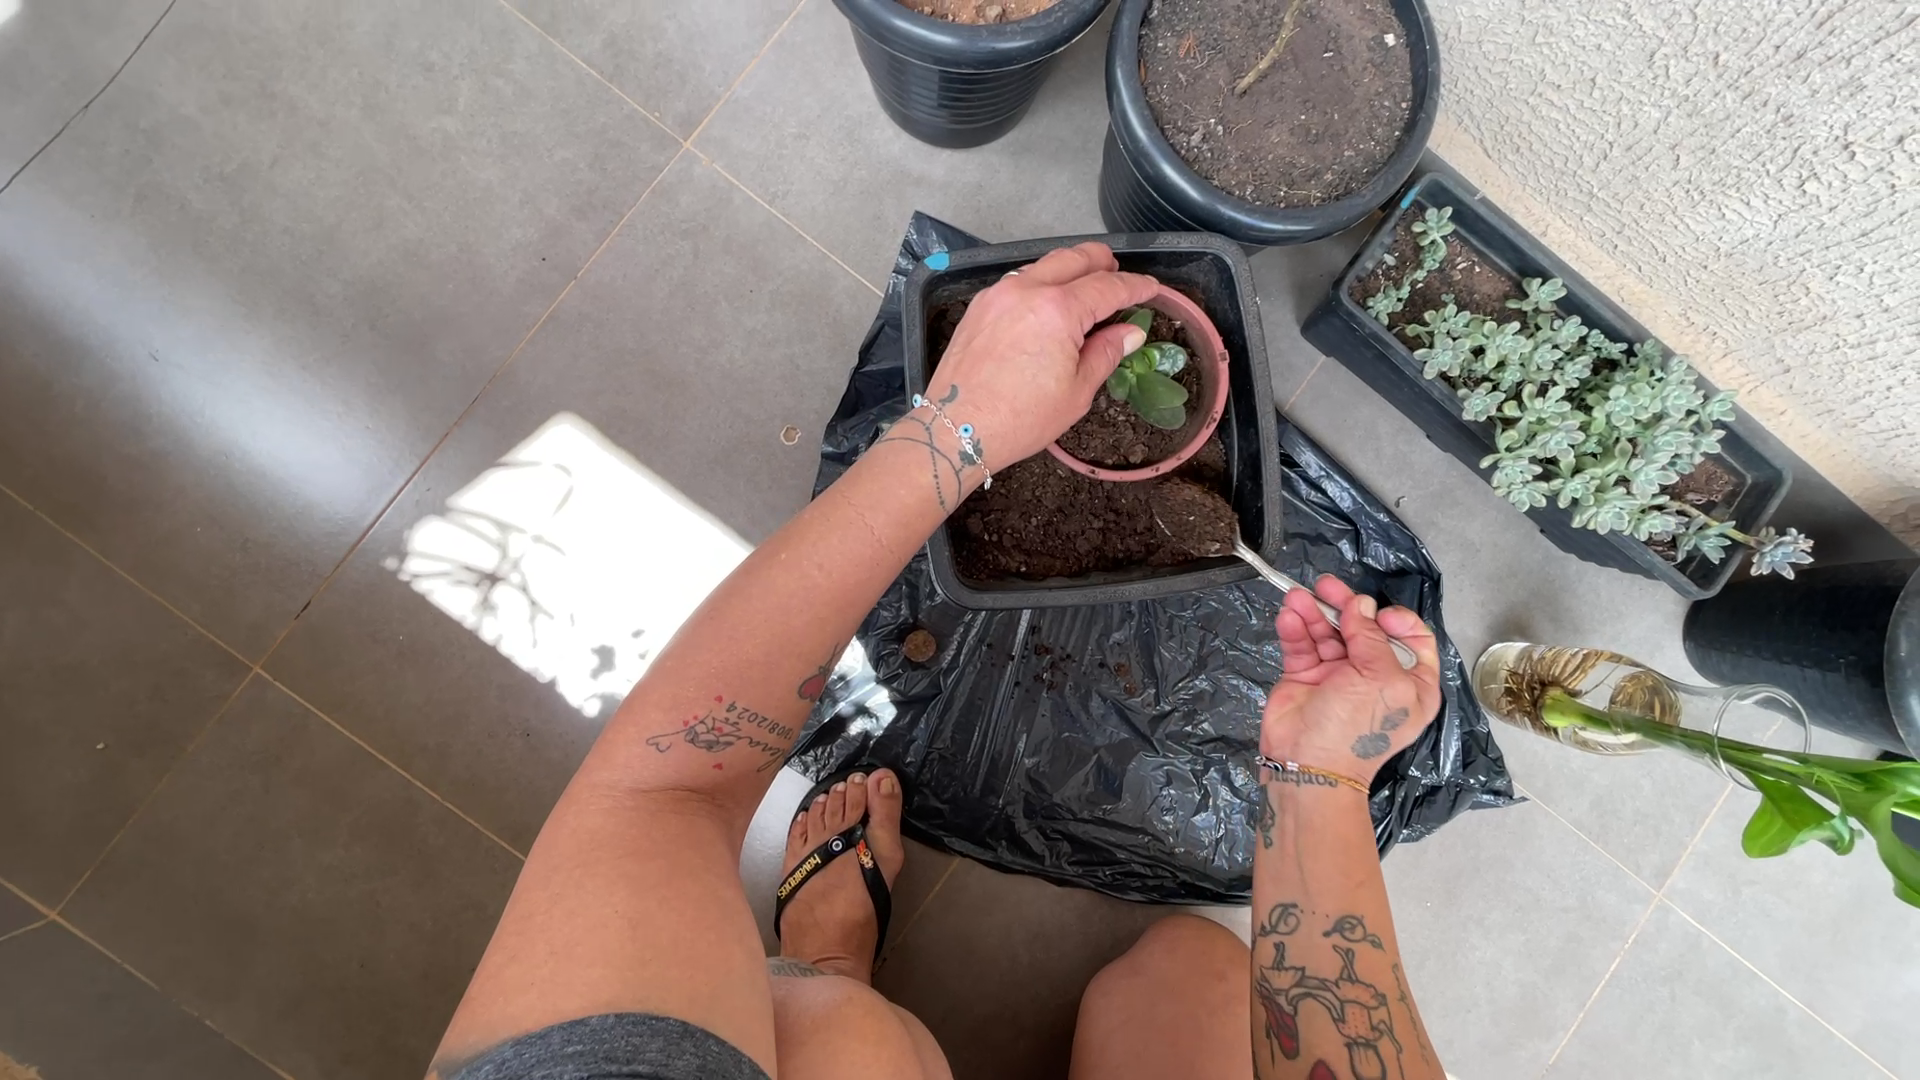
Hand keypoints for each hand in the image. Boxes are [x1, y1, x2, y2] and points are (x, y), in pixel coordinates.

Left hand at [924, 242, 1159, 469]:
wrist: (956, 430)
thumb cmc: (1018, 419)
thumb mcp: (1076, 393)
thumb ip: (1105, 354)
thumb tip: (1130, 333)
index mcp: (1058, 310)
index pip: (1107, 287)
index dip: (1134, 287)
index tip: (1150, 288)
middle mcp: (1026, 291)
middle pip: (1073, 259)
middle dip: (1101, 262)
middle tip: (1117, 272)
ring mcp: (998, 296)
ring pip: (1042, 266)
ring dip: (1068, 268)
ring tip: (1084, 284)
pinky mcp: (979, 308)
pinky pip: (1017, 282)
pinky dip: (1039, 282)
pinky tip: (1046, 300)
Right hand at [1261, 575, 1440, 783]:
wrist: (1309, 764)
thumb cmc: (1356, 728)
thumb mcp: (1381, 680)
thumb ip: (1372, 638)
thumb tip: (1361, 605)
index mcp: (1408, 682)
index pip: (1410, 639)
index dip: (1394, 620)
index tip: (1376, 614)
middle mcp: (1374, 675)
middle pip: (1362, 628)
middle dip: (1344, 606)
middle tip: (1325, 586)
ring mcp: (1336, 675)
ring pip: (1326, 633)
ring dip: (1312, 613)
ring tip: (1297, 598)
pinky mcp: (1303, 677)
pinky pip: (1301, 646)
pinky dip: (1294, 630)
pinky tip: (1288, 618)